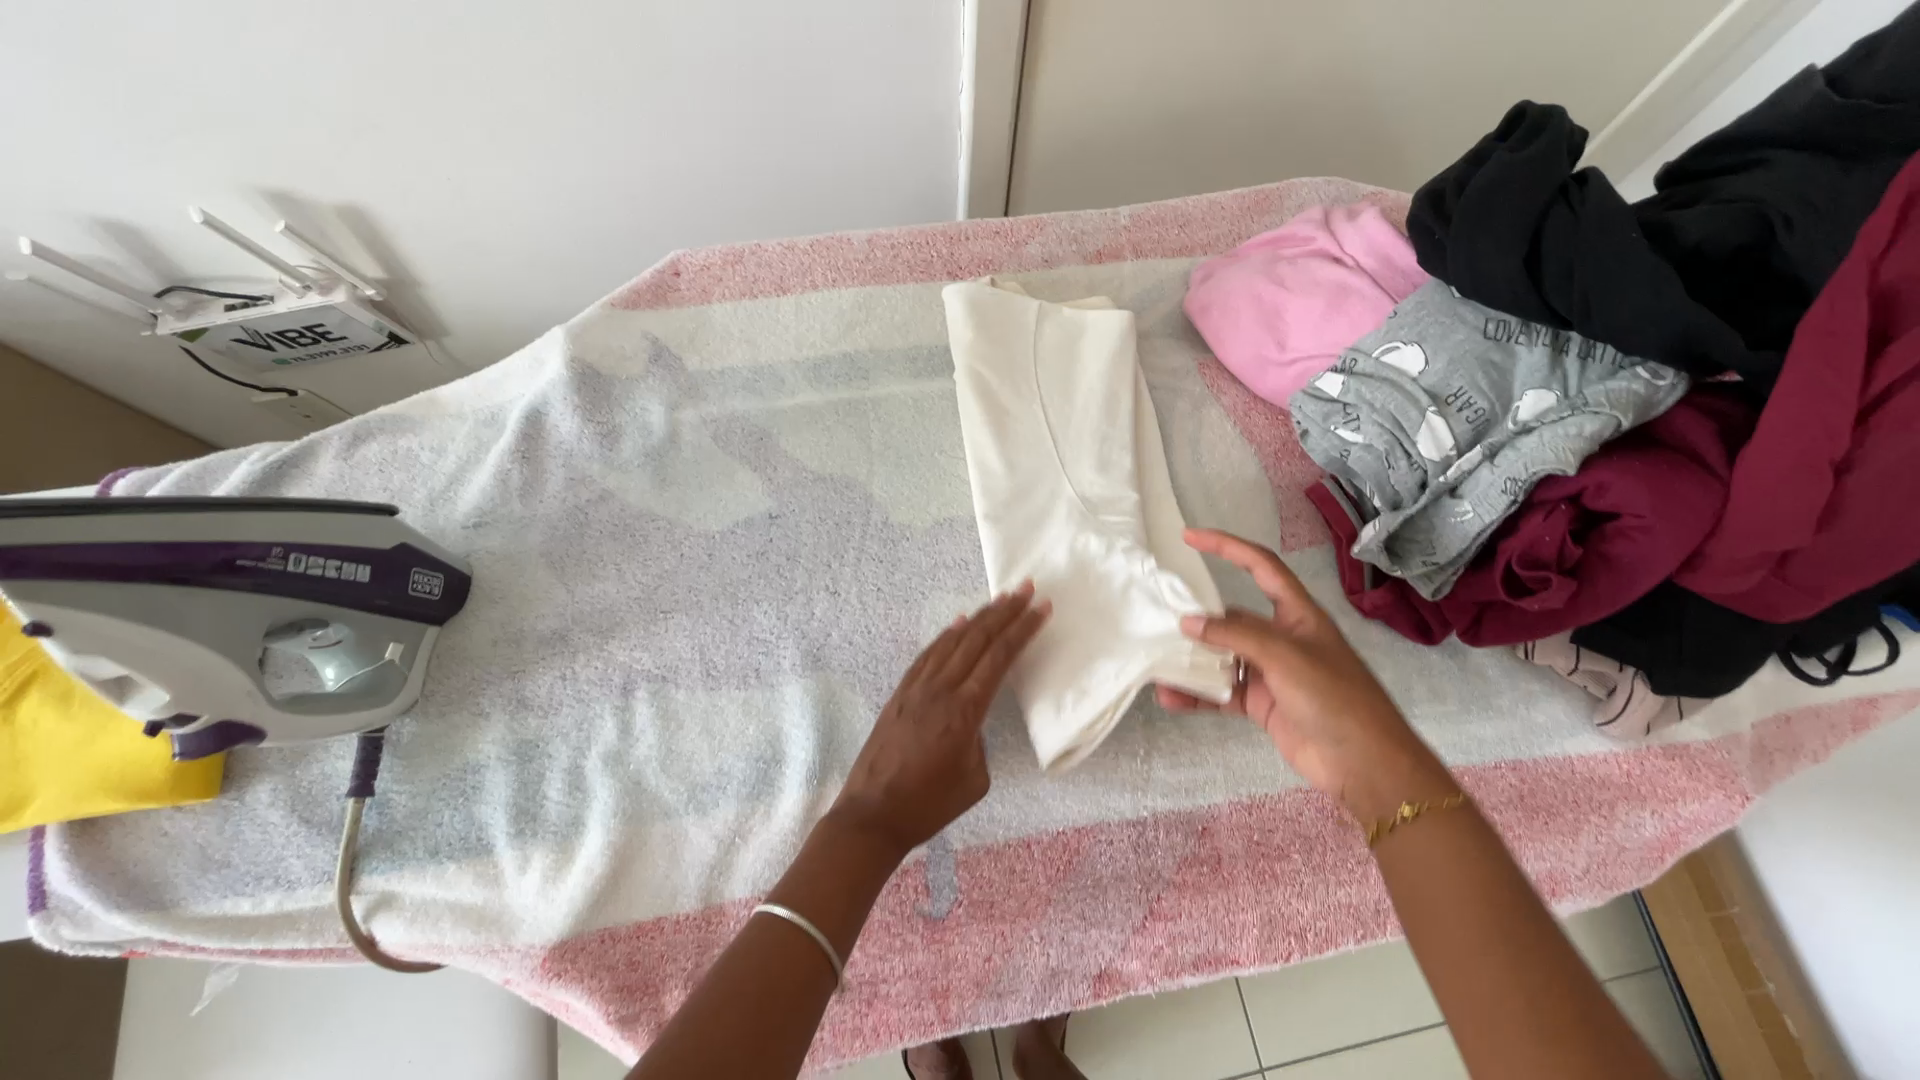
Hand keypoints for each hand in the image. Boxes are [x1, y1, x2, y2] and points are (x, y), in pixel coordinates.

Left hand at [829, 584, 1050, 858]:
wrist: (873, 814)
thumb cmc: (929, 804)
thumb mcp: (975, 778)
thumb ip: (980, 741)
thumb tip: (972, 722)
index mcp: (965, 710)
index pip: (999, 658)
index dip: (1022, 630)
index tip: (1040, 608)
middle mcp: (941, 690)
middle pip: (978, 639)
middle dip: (1005, 612)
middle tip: (1025, 589)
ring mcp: (916, 689)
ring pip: (952, 641)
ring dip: (978, 618)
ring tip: (998, 600)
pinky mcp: (900, 695)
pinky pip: (928, 655)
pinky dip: (946, 636)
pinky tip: (957, 625)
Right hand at [1156, 528, 1450, 820]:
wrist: (1362, 762)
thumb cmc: (1334, 697)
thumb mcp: (1285, 656)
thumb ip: (1235, 635)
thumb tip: (1189, 622)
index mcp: (1298, 615)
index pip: (1261, 567)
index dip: (1227, 547)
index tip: (1190, 537)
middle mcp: (1282, 639)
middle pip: (1232, 618)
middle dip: (1198, 619)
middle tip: (1159, 618)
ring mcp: (1271, 673)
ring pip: (1222, 658)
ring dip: (1193, 662)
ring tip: (1159, 666)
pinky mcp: (1262, 704)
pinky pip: (1221, 693)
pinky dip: (1197, 695)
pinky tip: (1172, 698)